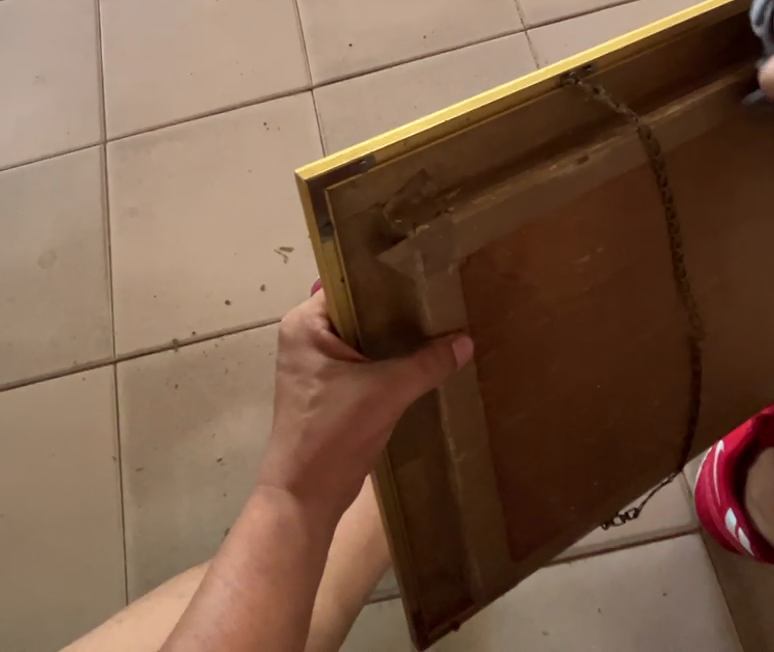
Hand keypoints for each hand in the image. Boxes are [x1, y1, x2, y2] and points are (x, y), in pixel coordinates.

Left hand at [255, 287, 471, 522]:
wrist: (306, 497)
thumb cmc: (334, 433)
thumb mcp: (385, 392)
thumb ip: (427, 363)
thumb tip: (466, 340)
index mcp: (306, 324)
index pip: (350, 285)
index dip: (387, 281)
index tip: (425, 277)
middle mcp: (307, 337)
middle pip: (360, 311)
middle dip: (397, 312)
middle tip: (439, 301)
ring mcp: (316, 364)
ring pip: (364, 339)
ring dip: (395, 340)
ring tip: (437, 326)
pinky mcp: (328, 389)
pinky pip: (364, 362)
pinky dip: (389, 363)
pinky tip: (422, 361)